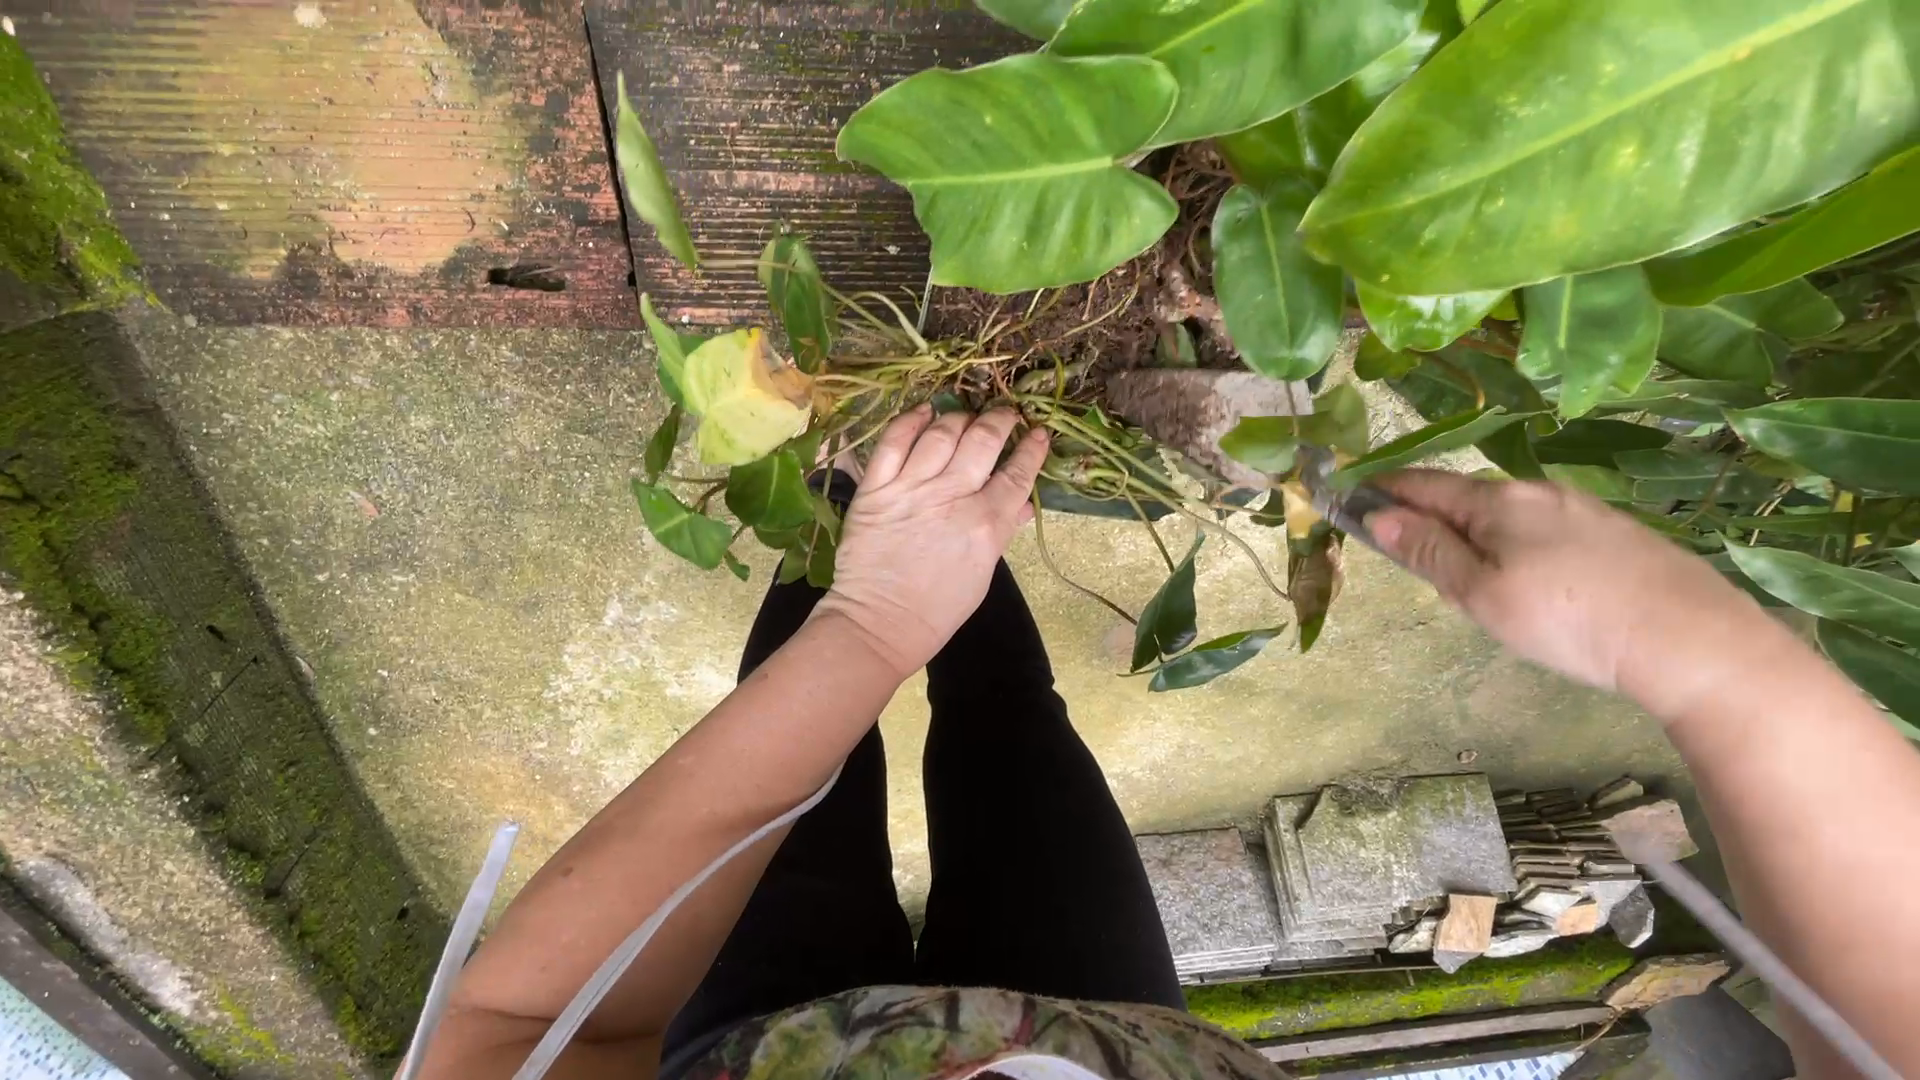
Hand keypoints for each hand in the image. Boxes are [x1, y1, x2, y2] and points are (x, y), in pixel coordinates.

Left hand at [814, 406, 1048, 677]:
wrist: (880, 623)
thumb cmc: (938, 609)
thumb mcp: (983, 573)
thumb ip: (1003, 532)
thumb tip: (1026, 504)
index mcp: (985, 524)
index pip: (1016, 475)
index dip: (1031, 450)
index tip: (1038, 433)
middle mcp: (952, 498)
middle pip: (982, 441)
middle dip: (1000, 421)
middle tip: (1006, 415)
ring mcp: (911, 489)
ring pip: (941, 434)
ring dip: (958, 419)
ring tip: (965, 417)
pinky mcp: (876, 489)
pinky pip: (893, 442)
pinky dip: (909, 421)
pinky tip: (923, 412)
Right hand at [1366, 470, 1789, 720]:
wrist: (1694, 643)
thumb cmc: (1567, 620)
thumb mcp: (1479, 593)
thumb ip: (1427, 551)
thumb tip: (1378, 515)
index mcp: (1497, 499)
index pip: (1420, 484)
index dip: (1380, 490)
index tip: (1348, 500)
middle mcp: (1536, 491)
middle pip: (1462, 497)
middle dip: (1428, 521)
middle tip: (1417, 569)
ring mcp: (1580, 508)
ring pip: (1502, 516)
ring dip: (1471, 537)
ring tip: (1476, 587)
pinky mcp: (1612, 533)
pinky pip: (1539, 529)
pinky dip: (1512, 546)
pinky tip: (1531, 586)